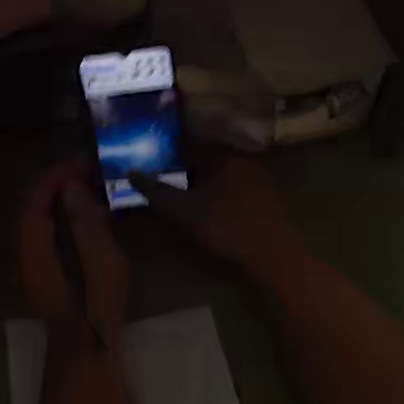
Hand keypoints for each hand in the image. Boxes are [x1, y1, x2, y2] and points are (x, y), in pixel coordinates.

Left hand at [18, 160, 129, 331]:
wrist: (90, 375)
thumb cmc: (96, 323)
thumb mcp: (98, 270)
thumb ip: (85, 228)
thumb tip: (72, 189)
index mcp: (36, 260)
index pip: (33, 208)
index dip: (51, 181)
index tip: (79, 163)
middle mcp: (33, 265)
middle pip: (36, 216)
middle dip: (60, 189)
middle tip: (92, 172)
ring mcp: (45, 278)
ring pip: (48, 229)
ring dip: (68, 206)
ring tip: (99, 191)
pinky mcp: (60, 286)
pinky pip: (61, 243)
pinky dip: (77, 225)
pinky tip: (102, 226)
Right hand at [130, 157, 307, 277]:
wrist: (272, 253)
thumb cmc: (225, 226)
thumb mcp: (184, 210)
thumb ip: (156, 192)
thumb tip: (130, 174)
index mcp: (223, 157)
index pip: (189, 150)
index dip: (168, 161)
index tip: (153, 173)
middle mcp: (243, 161)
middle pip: (207, 163)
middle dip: (186, 175)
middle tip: (167, 192)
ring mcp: (259, 180)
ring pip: (223, 179)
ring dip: (205, 189)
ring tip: (187, 206)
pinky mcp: (268, 200)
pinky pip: (238, 193)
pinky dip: (223, 200)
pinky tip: (214, 217)